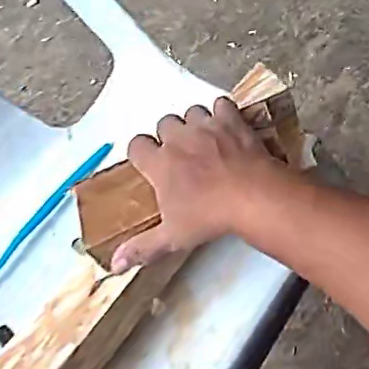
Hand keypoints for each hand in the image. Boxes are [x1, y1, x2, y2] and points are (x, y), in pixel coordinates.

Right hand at [110, 98, 290, 272]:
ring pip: (193, 111)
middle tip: (180, 151)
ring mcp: (209, 127)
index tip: (149, 161)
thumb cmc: (210, 215)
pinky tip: (227, 122)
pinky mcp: (234, 121)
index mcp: (159, 163)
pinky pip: (223, 104)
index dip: (141, 151)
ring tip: (204, 136)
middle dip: (169, 133)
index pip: (136, 145)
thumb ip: (142, 247)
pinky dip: (223, 109)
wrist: (253, 194)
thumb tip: (114, 264)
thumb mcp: (173, 236)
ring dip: (195, 120)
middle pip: (165, 122)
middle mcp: (180, 139)